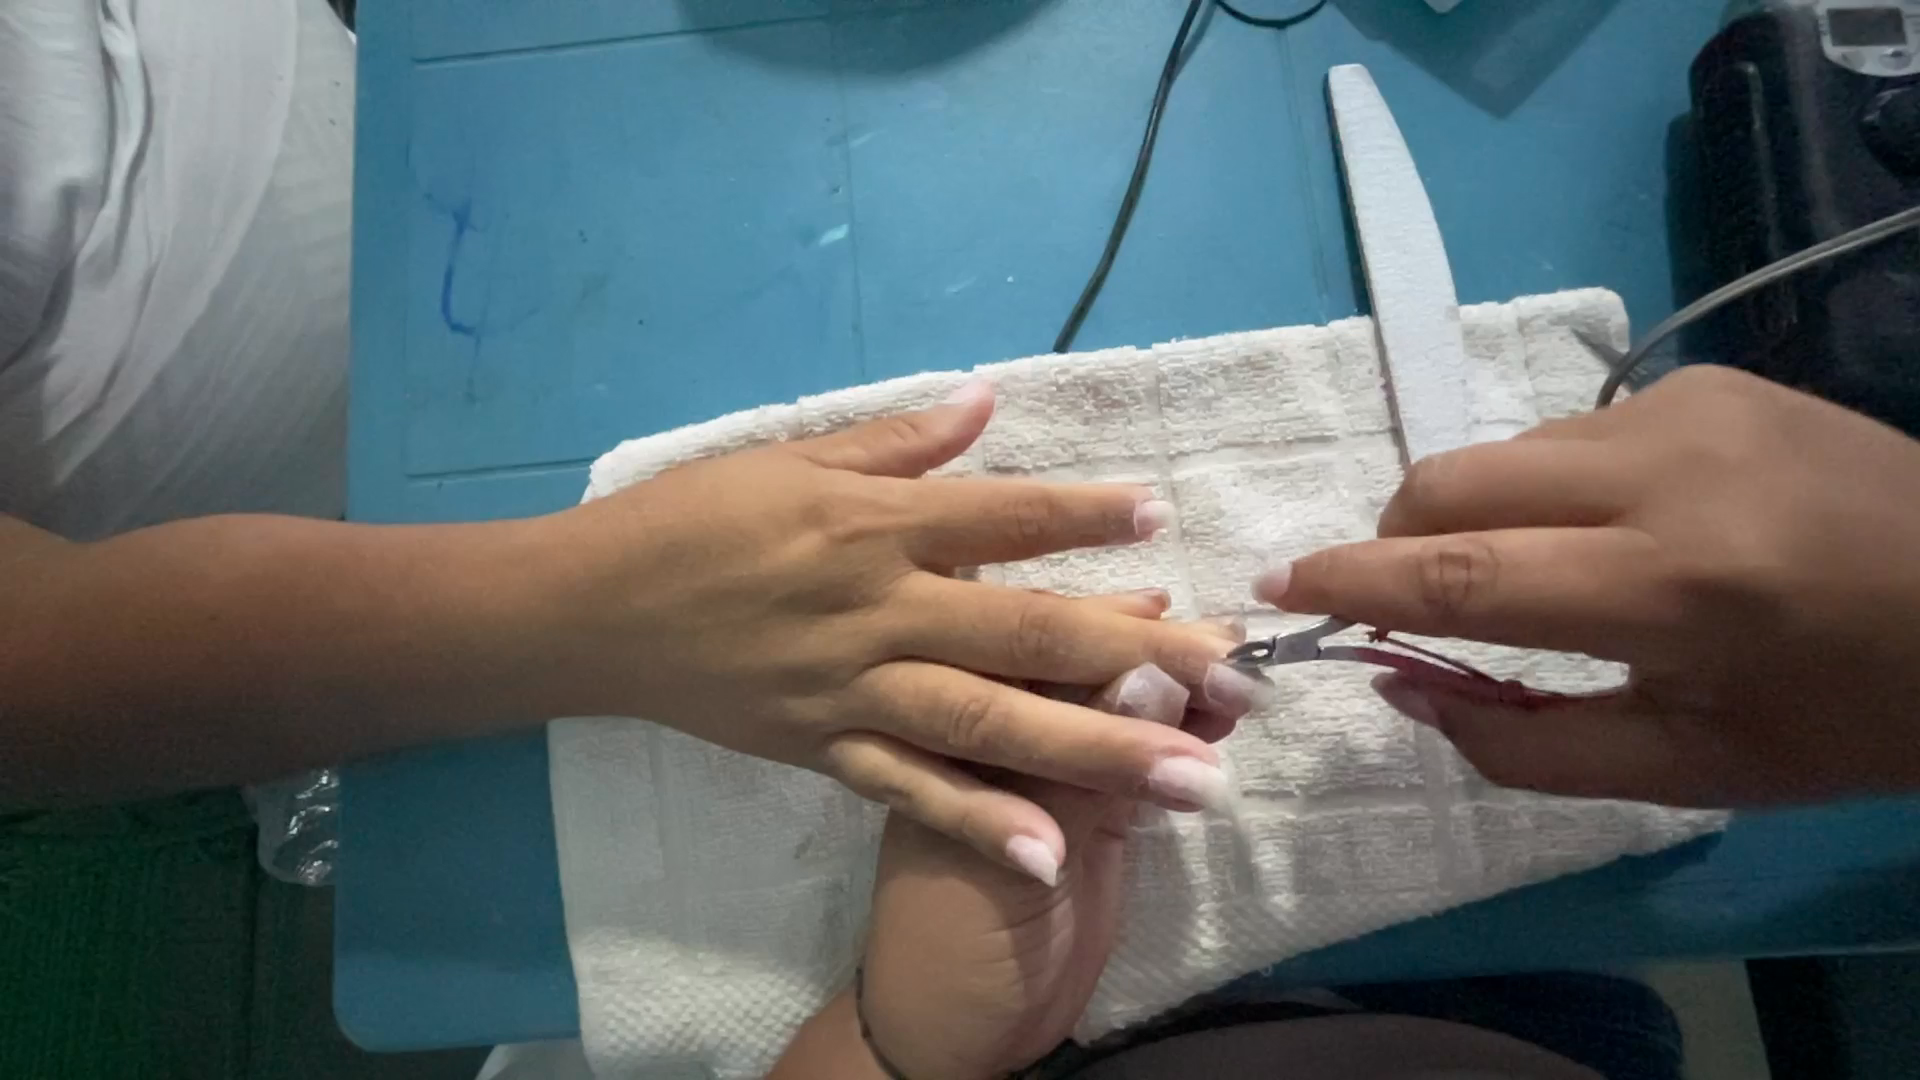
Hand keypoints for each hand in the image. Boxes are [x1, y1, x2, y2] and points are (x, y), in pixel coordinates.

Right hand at [529, 381, 1266, 878]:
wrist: (596, 609)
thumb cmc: (698, 519)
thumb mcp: (792, 457)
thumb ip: (899, 439)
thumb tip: (986, 397)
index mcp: (872, 526)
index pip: (999, 517)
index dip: (1081, 513)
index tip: (1159, 520)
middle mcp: (880, 610)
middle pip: (1024, 631)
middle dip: (1137, 651)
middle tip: (1235, 677)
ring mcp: (855, 691)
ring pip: (990, 723)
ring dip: (1097, 750)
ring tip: (1193, 779)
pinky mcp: (825, 751)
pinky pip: (911, 792)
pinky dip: (979, 823)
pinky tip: (1053, 855)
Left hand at [856, 657, 1205, 1079]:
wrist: (961, 1033)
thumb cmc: (955, 937)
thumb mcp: (1008, 850)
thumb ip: (1077, 771)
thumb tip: (1151, 677)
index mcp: (958, 728)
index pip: (1034, 661)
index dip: (1107, 636)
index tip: (1179, 623)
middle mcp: (1005, 735)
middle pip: (1084, 677)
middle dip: (1154, 655)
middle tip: (1229, 644)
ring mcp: (1051, 771)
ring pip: (1118, 715)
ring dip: (1177, 694)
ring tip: (1238, 673)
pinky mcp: (1089, 810)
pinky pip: (1140, 765)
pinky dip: (1180, 745)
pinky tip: (1217, 722)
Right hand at [1258, 366, 1919, 806]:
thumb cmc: (1857, 712)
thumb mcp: (1688, 770)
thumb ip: (1516, 741)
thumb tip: (1392, 679)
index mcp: (1679, 590)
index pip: (1457, 577)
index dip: (1350, 582)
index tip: (1277, 586)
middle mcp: (1668, 474)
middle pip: (1446, 487)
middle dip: (1389, 538)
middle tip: (1406, 590)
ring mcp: (1680, 409)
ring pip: (1491, 460)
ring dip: (1470, 517)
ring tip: (1541, 563)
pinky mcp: (1694, 381)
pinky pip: (1550, 436)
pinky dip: (1535, 488)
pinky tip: (1611, 520)